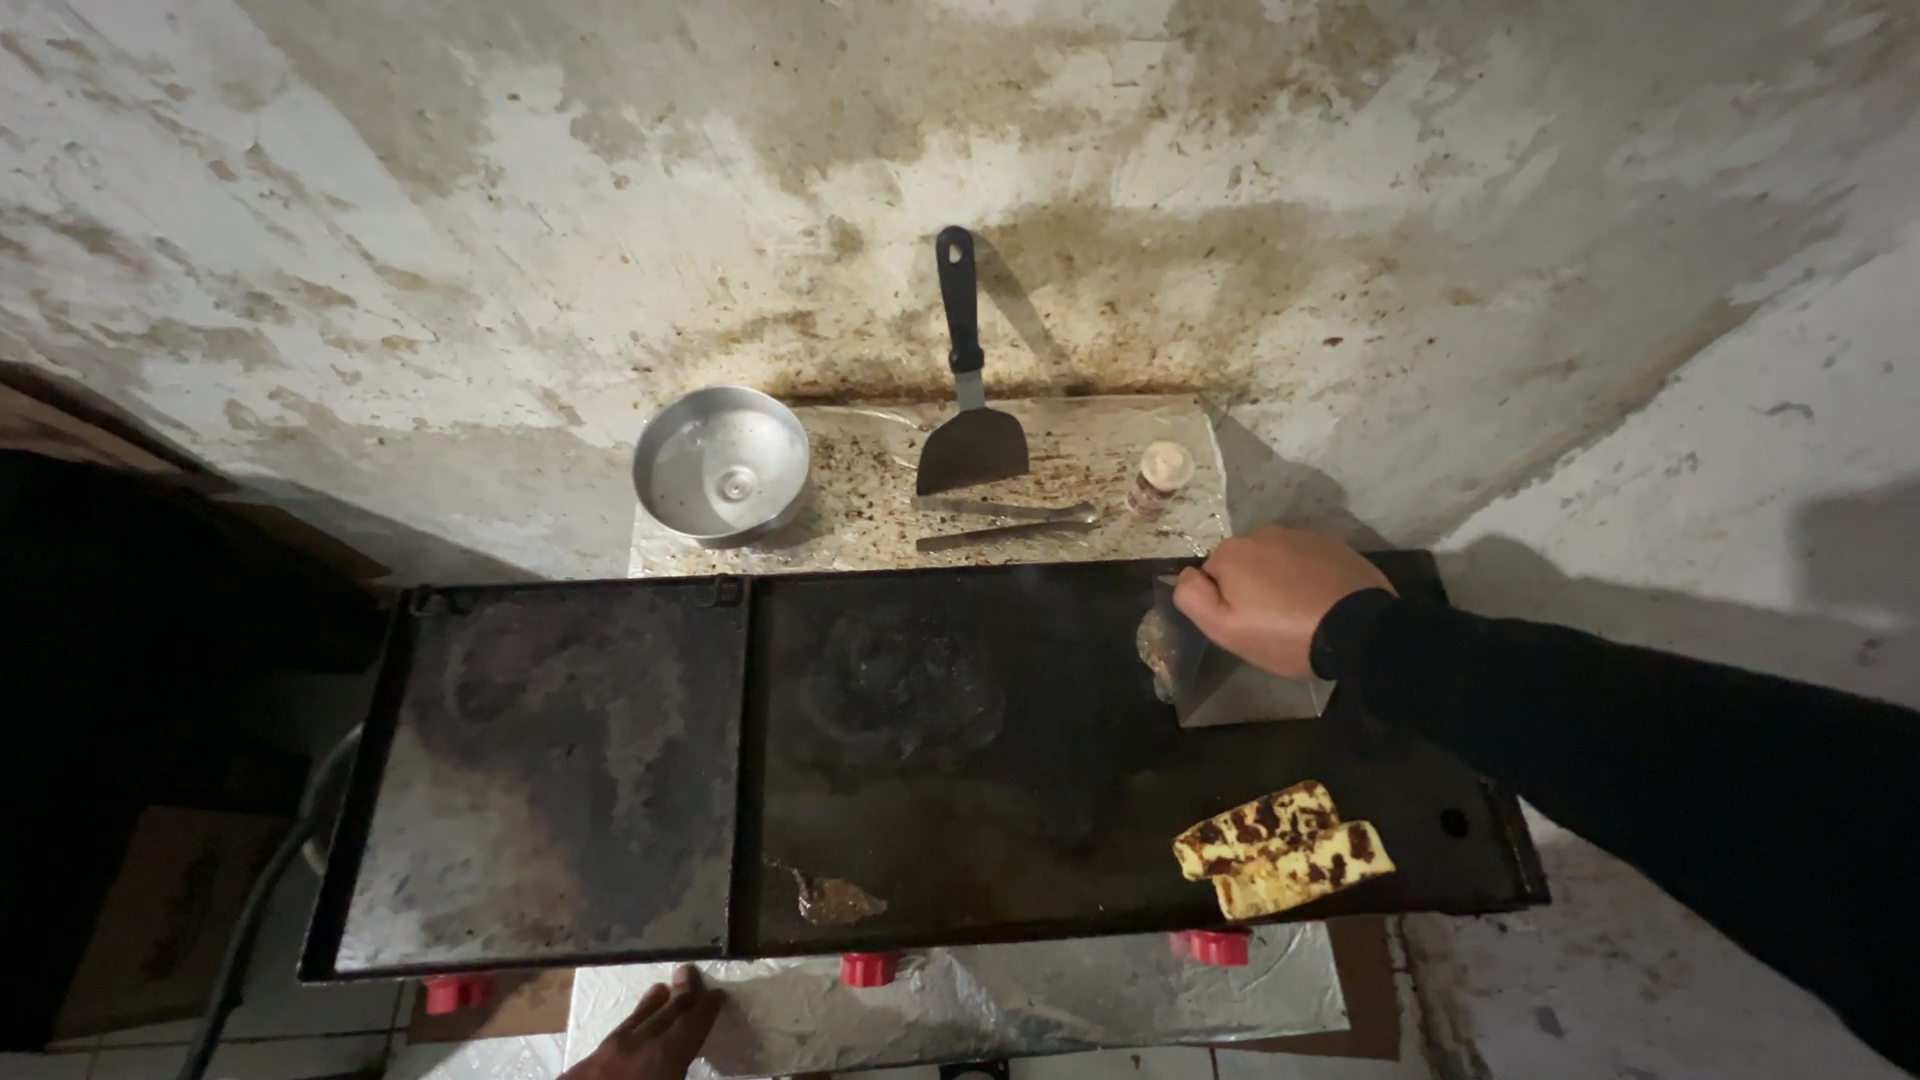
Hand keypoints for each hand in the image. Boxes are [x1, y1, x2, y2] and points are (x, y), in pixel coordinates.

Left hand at [560, 965, 725, 1079]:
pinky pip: (609, 1040)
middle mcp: (637, 1047)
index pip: (692, 1023)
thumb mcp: (665, 1079)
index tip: (717, 995)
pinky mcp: (576, 1071)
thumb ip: (677, 1070)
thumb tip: (683, 1063)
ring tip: (658, 992)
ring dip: (650, 1007)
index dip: (707, 1008)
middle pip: (664, 1013)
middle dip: (681, 995)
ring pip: (633, 1023)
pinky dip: (625, 1030)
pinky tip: (623, 1036)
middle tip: (688, 974)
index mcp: (664, 1058)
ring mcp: (603, 1056)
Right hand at [1173, 526, 1393, 678]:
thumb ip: (1191, 596)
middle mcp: (1263, 533)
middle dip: (1251, 588)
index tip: (1247, 624)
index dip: (1225, 603)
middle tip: (1273, 622)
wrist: (1360, 629)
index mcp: (1232, 551)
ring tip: (1300, 613)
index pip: (1211, 576)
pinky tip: (1320, 602)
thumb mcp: (1224, 629)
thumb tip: (1186, 574)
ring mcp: (1301, 536)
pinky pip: (1305, 561)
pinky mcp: (1333, 545)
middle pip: (1243, 565)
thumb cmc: (1285, 633)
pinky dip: (1306, 577)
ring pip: (1274, 561)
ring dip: (1279, 581)